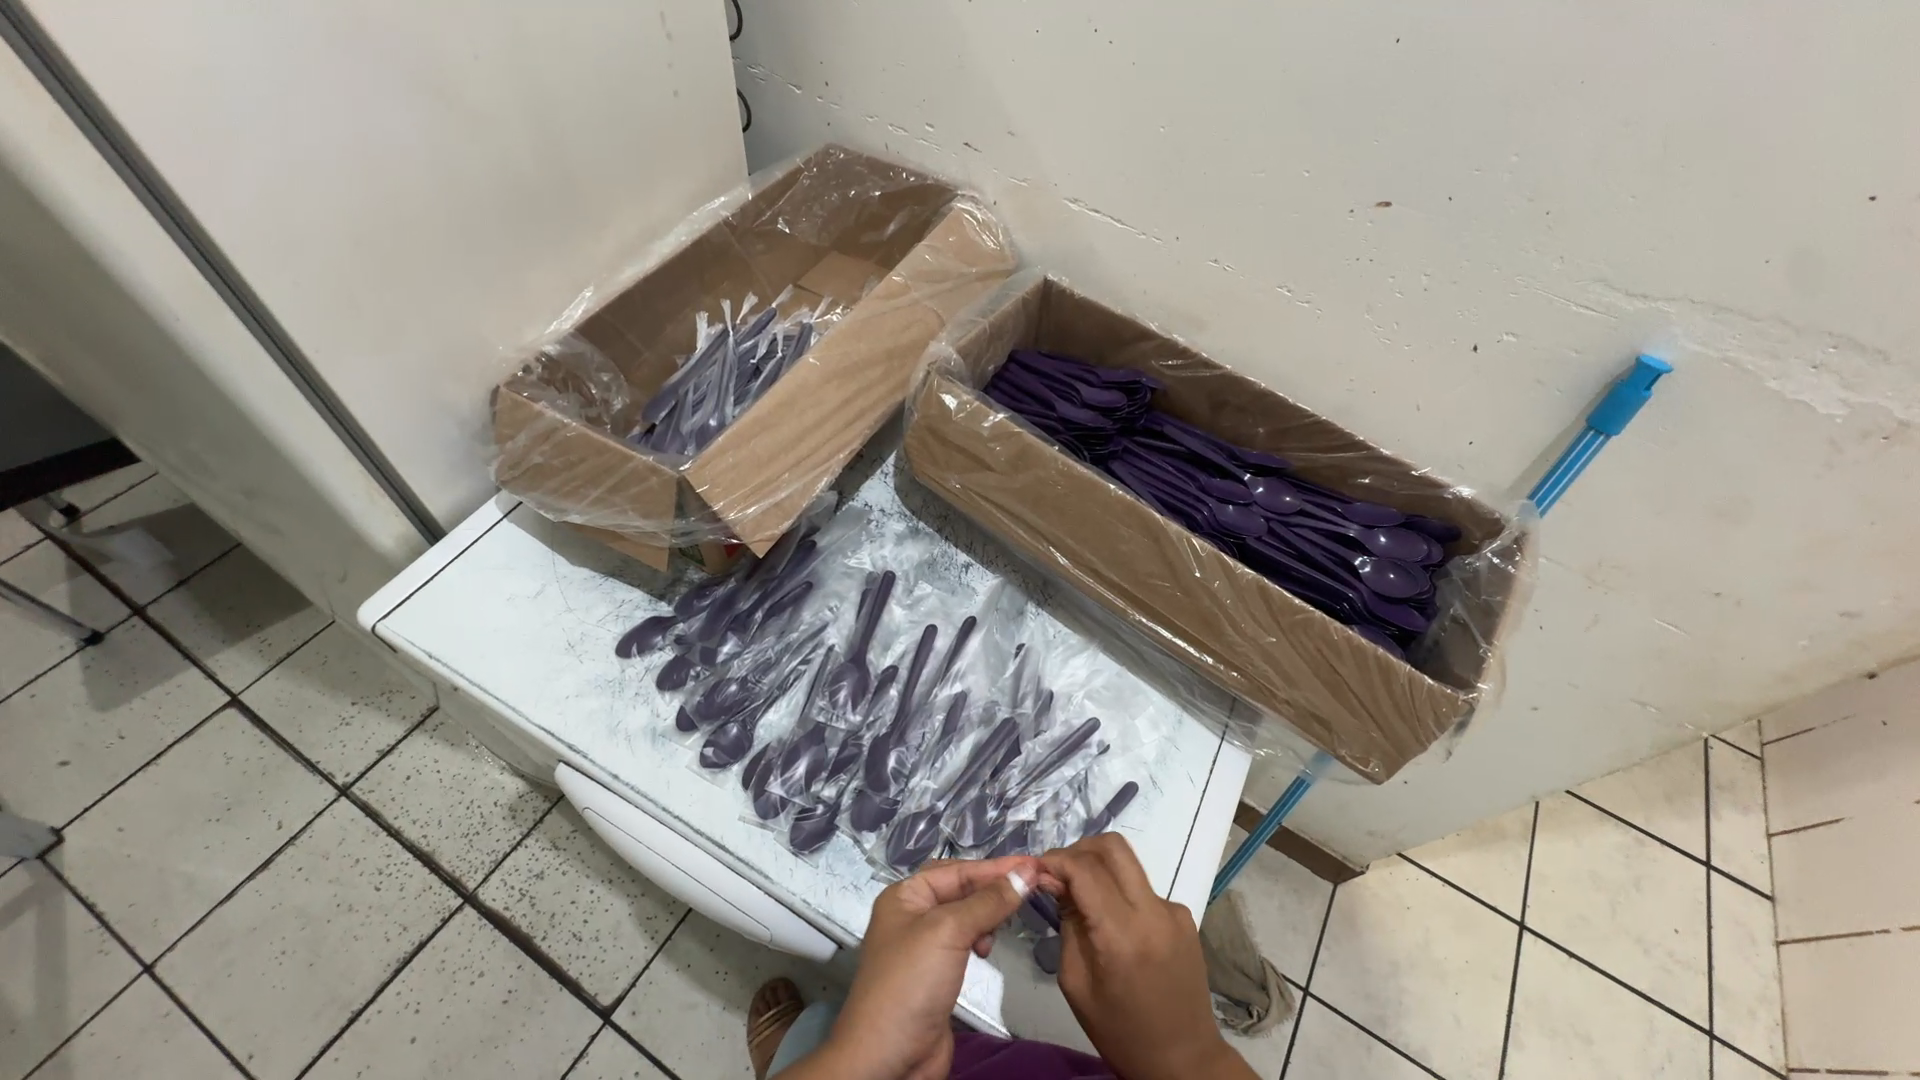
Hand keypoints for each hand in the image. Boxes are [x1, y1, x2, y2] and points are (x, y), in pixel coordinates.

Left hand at [806, 855, 1040, 1079]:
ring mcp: (924, 947)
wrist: (888, 1059)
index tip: (1034, 864)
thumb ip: (989, 901)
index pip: (957, 869)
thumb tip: (1026, 872)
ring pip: (965, 916)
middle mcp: (912, 915)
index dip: (995, 867)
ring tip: (1007, 921)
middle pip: (961, 890)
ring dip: (988, 914)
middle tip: (1032, 888)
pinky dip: (981, 938)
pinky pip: (964, 942)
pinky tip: (988, 947)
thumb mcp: (949, 932)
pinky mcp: (936, 975)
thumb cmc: (911, 983)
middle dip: (993, 888)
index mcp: (905, 896)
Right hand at [1041, 834, 1255, 1079]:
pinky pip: (1143, 888)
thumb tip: (1055, 881)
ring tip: (1082, 898)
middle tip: (1059, 873)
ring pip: (1128, 864)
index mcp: (1122, 935)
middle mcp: (1153, 912)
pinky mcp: (1184, 916)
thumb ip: (1068, 923)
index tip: (1037, 869)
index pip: (1084, 869)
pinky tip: (1113, 923)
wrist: (1183, 1059)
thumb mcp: (1076, 983)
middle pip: (1113, 847)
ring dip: (1099, 869)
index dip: (1055, 859)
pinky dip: (1120, 892)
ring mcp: (1174, 911)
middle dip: (1078, 850)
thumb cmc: (1120, 1031)